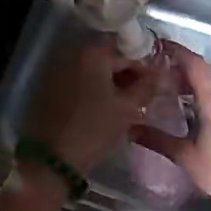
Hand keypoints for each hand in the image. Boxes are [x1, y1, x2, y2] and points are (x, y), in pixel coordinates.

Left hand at [27, 38, 162, 174]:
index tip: (156, 85)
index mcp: (92, 53)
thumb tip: (162, 72)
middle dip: (127, 75)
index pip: (127, 52)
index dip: (145, 67)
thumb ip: (146, 86)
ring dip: (111, 83)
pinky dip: (94, 89)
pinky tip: (105, 107)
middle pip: (108, 58)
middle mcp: (72, 54)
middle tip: (143, 96)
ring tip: (126, 104)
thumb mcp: (127, 108)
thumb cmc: (94, 128)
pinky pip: (79, 81)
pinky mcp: (49, 87)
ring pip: (93, 71)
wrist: (52, 158)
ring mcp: (57, 70)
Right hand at [133, 42, 210, 209]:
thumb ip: (158, 140)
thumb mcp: (185, 155)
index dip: (178, 52)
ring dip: (191, 81)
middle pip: (204, 72)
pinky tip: (186, 108)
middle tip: (156, 67)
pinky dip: (200, 95)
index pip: (196, 65)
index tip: (158, 45)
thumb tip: (130, 130)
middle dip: (181, 66)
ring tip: (167, 85)